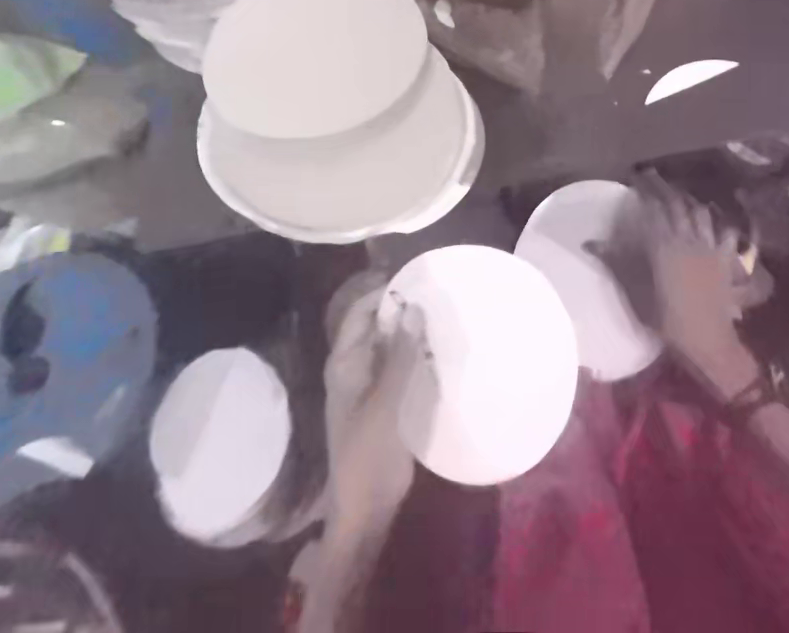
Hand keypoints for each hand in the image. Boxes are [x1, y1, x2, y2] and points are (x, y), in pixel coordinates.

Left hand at [321, 290, 425, 534]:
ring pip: (388, 345)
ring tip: (444, 316)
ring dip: (410, 332)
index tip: (417, 278)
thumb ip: (399, 357)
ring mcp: (368, 384)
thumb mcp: (387, 405)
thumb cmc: (369, 455)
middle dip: (401, 309)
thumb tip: (413, 309)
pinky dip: (414, 354)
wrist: (364, 509)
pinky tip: (439, 351)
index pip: (360, 312)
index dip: (383, 292)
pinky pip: (397, 366)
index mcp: (344, 362)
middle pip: (374, 325)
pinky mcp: (383, 401)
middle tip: (438, 294)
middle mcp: (353, 367)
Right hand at [595, 171, 761, 398]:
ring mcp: (709, 247)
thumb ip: (614, 261)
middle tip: (653, 176)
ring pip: (700, 214)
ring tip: (681, 194)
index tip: (634, 177)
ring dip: (689, 200)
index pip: (651, 207)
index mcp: (662, 243)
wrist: (706, 338)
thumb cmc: (665, 317)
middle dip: (664, 188)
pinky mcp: (725, 259)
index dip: (644, 190)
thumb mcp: (633, 289)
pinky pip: (726, 234)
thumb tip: (589, 243)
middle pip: (676, 204)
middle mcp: (686, 238)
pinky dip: (720, 223)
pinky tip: (717, 220)